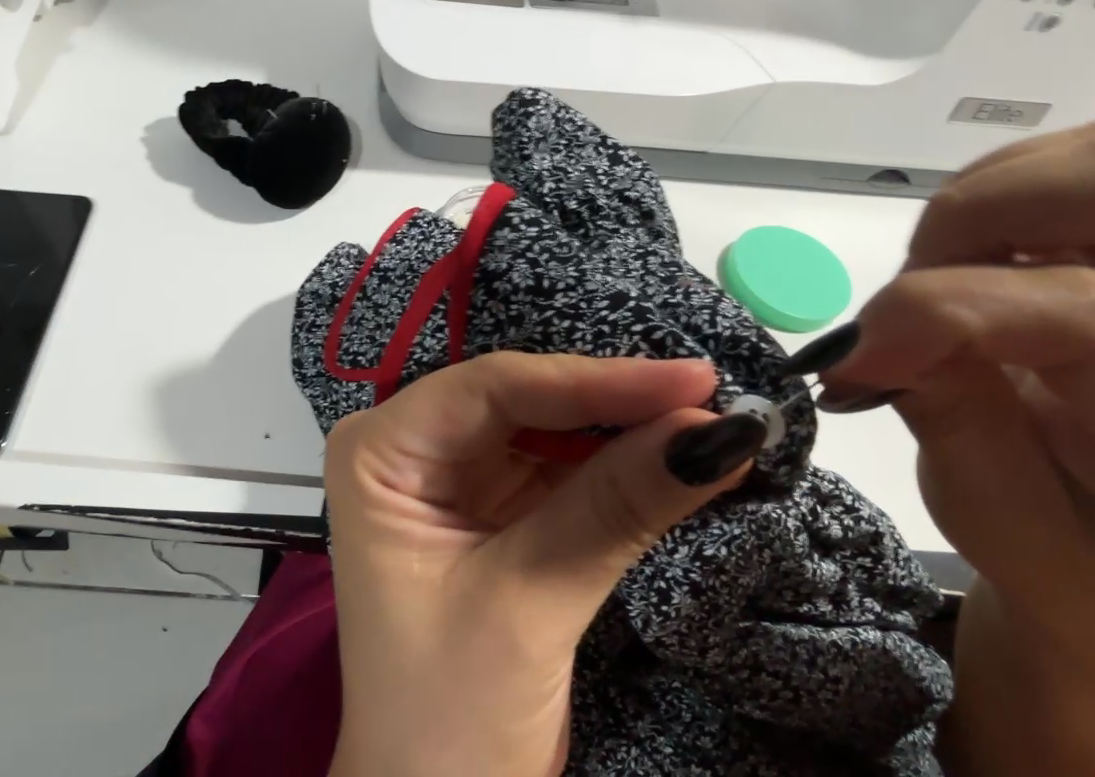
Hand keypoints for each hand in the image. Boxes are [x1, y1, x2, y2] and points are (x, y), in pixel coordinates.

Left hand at [322, 353, 764, 776]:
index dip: (596, 378)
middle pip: (523, 399)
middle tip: (714, 398)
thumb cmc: (447, 717)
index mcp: (379, 453)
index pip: (493, 388)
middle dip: (616, 402)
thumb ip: (615, 506)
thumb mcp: (527, 602)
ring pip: (548, 428)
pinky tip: (675, 458)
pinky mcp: (492, 512)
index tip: (693, 380)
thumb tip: (715, 430)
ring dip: (625, 430)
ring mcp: (452, 480)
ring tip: (711, 425)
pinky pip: (561, 470)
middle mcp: (409, 450)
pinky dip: (618, 468)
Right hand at [818, 114, 1094, 640]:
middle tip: (916, 277)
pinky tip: (969, 259)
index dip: (950, 309)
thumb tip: (875, 332)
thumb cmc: (1062, 555)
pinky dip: (999, 193)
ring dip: (993, 194)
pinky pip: (1090, 166)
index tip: (858, 351)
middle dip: (994, 208)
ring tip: (939, 273)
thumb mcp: (992, 515)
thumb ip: (945, 412)